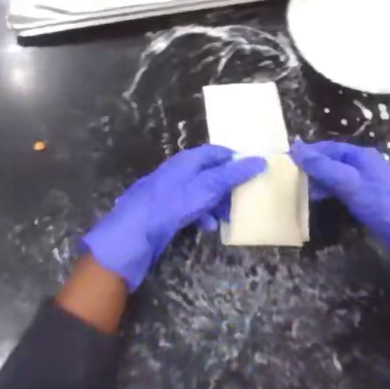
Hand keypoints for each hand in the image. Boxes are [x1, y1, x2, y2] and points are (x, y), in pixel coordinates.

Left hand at [82, 145, 266, 288]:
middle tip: (244, 199)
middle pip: (208, 173)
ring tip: (227, 217)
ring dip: (216, 203)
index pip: (214, 152)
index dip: (234, 159)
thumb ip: (230, 175)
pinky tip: (207, 227)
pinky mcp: (162, 212)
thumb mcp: (204, 189)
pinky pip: (188, 208)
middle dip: (227, 185)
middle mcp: (175, 173)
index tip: (254, 170)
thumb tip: (259, 160)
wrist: (130, 237)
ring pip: (199, 192)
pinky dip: (201, 215)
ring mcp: (167, 193)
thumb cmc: (169, 206)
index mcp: (184, 162)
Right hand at [290, 140, 389, 306]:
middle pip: (335, 163)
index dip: (309, 152)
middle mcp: (370, 169)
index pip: (330, 147)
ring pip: (341, 181)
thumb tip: (295, 148)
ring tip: (300, 196)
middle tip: (288, 181)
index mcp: (365, 157)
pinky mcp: (377, 208)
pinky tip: (324, 209)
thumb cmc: (386, 207)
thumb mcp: (350, 183)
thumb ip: (323, 167)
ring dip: (321, 186)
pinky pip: (349, 197)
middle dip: (313, 170)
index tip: (285, 161)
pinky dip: (333, 199)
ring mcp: (375, 189)